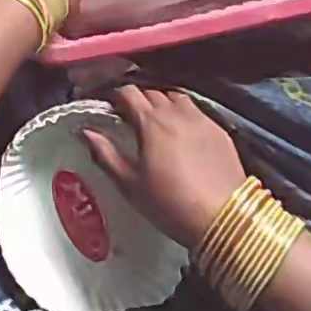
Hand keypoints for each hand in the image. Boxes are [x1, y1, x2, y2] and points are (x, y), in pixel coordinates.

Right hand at [83, 86, 246, 248]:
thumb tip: (86, 132)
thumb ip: (105, 154)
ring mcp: (201, 119)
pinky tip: (182, 135)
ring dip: (163, 104)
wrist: (224, 217)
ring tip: (157, 123)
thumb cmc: (170, 204)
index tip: (111, 109)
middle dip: (138, 101)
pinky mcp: (219, 130)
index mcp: (151, 123)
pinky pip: (196, 111)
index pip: (129, 93)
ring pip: (176, 98)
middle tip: (131, 120)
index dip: (116, 97)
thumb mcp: (130, 184)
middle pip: (152, 93)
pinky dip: (184, 115)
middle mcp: (176, 113)